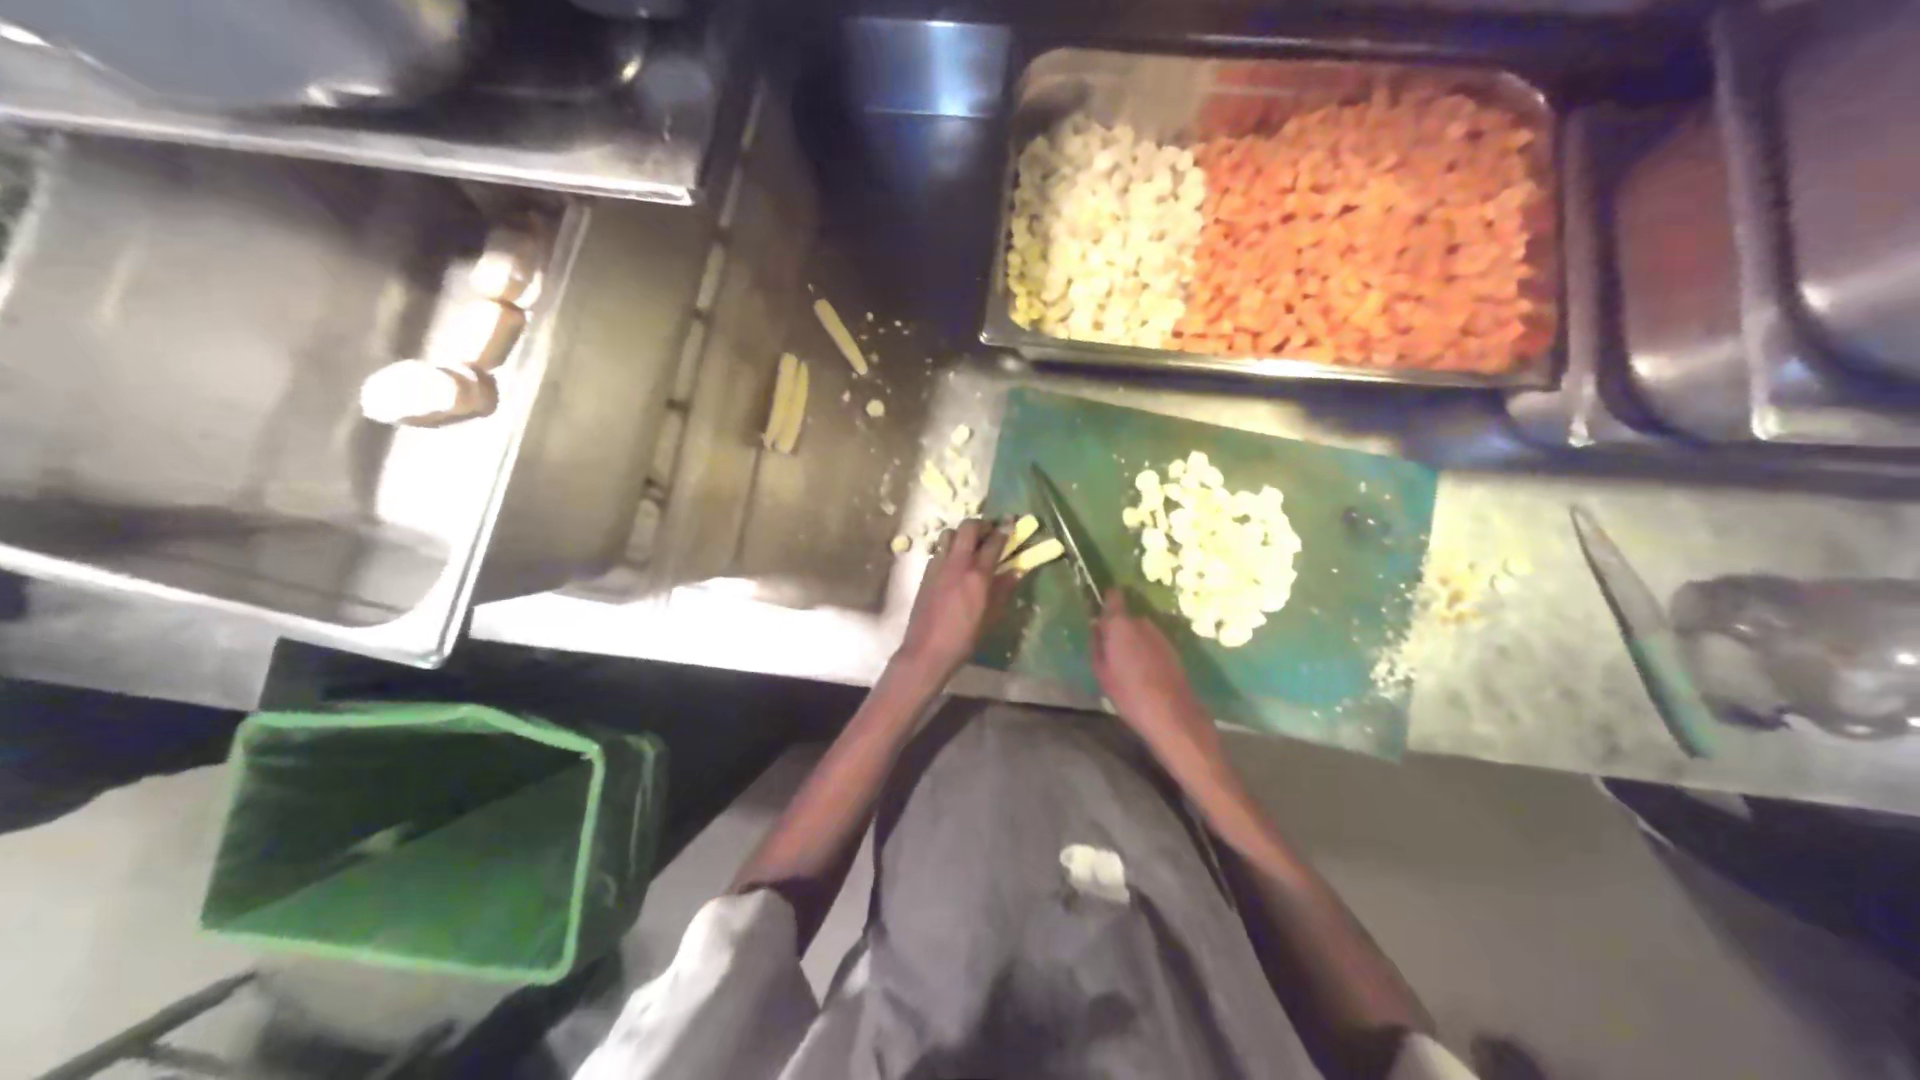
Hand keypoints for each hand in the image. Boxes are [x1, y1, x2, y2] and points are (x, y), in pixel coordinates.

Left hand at [896, 519, 1015, 683]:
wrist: (927, 650)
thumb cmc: (964, 638)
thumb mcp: (991, 616)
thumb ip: (1004, 589)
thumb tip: (1017, 570)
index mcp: (978, 574)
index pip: (994, 542)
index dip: (1004, 529)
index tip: (1011, 523)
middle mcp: (957, 563)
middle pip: (968, 527)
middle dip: (982, 524)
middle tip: (990, 532)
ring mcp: (938, 565)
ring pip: (949, 534)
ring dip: (962, 533)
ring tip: (970, 544)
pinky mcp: (926, 572)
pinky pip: (938, 550)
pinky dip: (949, 548)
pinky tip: (954, 562)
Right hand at [1091, 588, 1223, 768]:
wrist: (1171, 714)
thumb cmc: (1128, 693)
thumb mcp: (1101, 671)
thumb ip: (1097, 644)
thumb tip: (1097, 627)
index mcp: (1121, 624)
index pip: (1114, 597)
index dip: (1107, 600)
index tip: (1100, 611)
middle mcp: (1143, 623)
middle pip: (1127, 618)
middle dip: (1119, 629)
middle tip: (1110, 650)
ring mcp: (1161, 635)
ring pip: (1141, 631)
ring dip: (1134, 641)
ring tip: (1127, 665)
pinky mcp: (1173, 649)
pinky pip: (1153, 643)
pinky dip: (1147, 651)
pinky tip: (1144, 673)